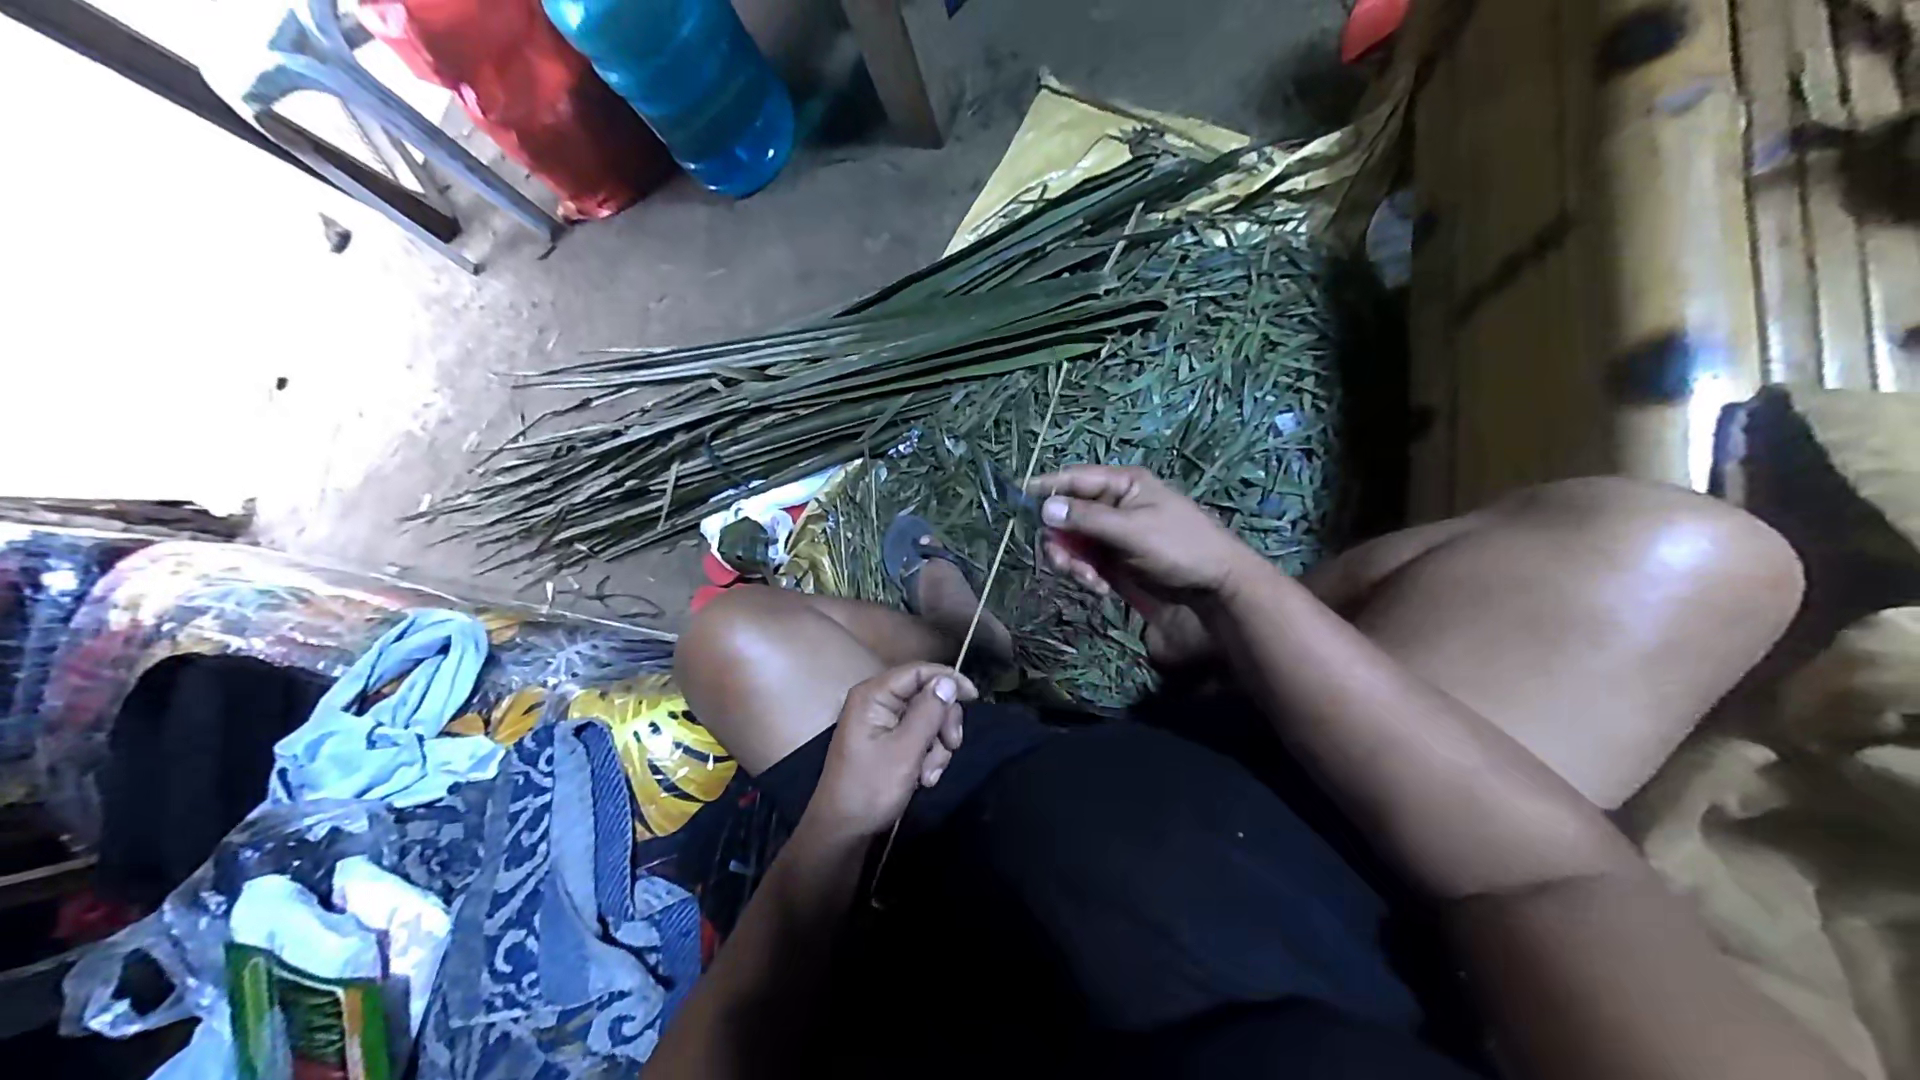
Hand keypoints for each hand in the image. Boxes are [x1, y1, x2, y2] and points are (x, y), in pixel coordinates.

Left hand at [802, 663, 975, 840]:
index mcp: (873, 695)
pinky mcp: (887, 740)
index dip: (949, 680)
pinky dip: (927, 755)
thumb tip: (949, 681)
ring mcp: (882, 722)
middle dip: (942, 723)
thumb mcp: (906, 751)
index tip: (975, 698)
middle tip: (951, 747)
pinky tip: (923, 778)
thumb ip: (929, 712)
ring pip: (927, 718)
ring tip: (929, 775)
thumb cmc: (870, 789)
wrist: (843, 831)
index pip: (919, 671)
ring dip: (937, 746)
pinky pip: (919, 736)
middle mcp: (877, 701)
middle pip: (927, 694)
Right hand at [1028, 464, 1264, 605]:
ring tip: (1089, 581)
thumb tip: (1044, 508)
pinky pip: (1086, 561)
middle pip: (1067, 515)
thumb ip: (1087, 519)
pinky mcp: (1115, 559)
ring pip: (1073, 542)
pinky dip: (1085, 575)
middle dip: (1061, 540)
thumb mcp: (1132, 531)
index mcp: (1123, 485)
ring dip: (1072, 562)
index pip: (1075, 479)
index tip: (1020, 501)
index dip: (1047, 488)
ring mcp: (1114, 533)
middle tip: (1064, 563)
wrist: (1216, 587)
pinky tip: (1099, 589)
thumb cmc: (1179, 546)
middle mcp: (1114, 505)